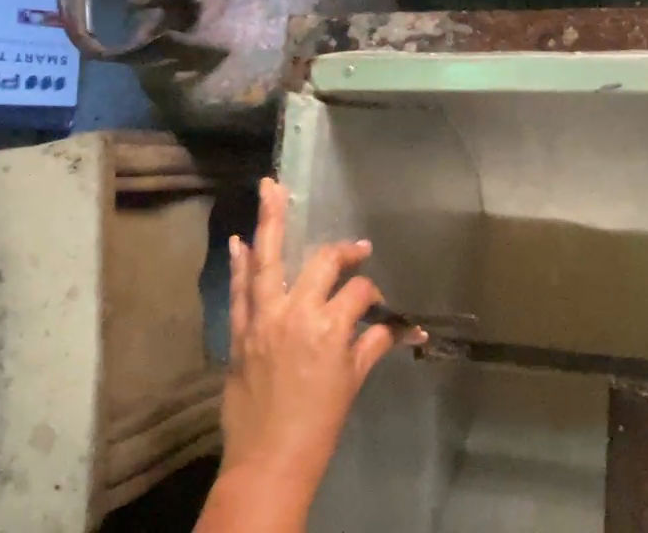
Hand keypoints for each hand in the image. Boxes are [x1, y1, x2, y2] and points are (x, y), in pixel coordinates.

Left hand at [218, 179, 411, 496]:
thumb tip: (408, 329)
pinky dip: (240, 264)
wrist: (269, 461)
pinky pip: (240, 289)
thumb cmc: (319, 422)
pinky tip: (240, 239)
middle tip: (357, 249)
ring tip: (269, 186)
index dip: (373, 296)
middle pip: (323, 262)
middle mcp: (297, 312)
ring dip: (269, 220)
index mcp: (330, 326)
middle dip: (344, 251)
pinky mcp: (240, 331)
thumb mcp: (353, 381)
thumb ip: (375, 345)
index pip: (360, 291)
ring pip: (269, 259)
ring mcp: (264, 318)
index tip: (378, 309)